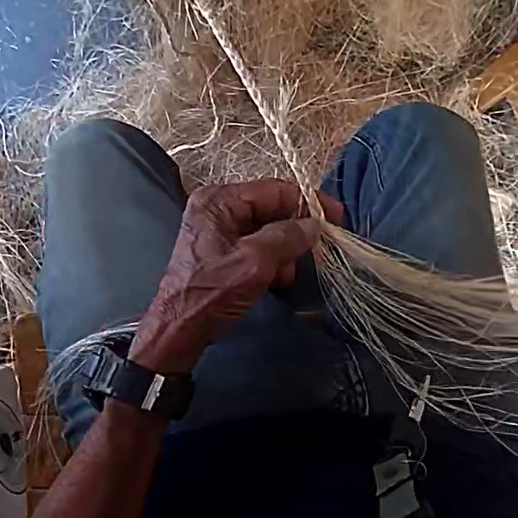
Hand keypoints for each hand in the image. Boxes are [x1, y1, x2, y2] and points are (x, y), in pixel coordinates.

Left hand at [129, 182, 341, 373]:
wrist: (180, 328)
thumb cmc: (212, 292)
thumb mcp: (255, 262)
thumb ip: (287, 236)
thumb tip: (315, 224)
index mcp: (219, 200)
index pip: (274, 189)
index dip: (308, 202)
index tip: (337, 219)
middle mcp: (216, 208)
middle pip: (271, 208)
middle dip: (295, 231)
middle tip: (317, 250)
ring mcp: (218, 229)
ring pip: (267, 229)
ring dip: (284, 250)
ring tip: (288, 273)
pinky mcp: (221, 251)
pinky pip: (256, 245)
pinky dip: (272, 260)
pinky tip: (278, 278)